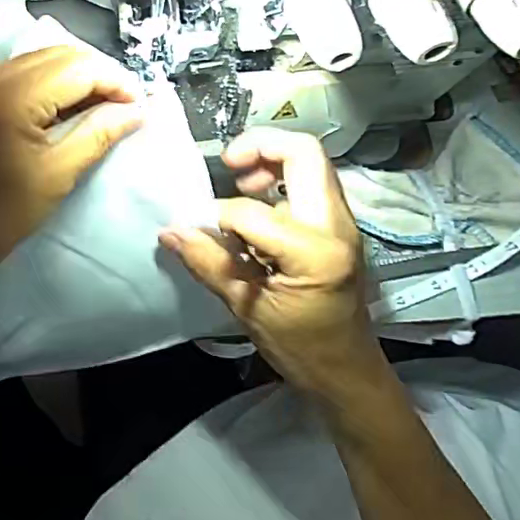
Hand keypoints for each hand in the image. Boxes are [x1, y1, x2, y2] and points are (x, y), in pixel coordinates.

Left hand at [0, 46, 143, 345]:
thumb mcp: (58, 175)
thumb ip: (100, 133)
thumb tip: (136, 111)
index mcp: (11, 95)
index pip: (80, 66)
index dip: (116, 81)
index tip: (139, 107)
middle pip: (61, 54)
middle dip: (99, 76)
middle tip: (125, 109)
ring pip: (42, 59)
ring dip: (76, 79)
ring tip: (101, 111)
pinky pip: (21, 73)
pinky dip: (50, 85)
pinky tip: (66, 111)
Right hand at [159, 128, 386, 403]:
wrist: (348, 372)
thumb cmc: (301, 348)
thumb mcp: (247, 309)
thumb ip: (208, 263)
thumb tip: (171, 230)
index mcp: (314, 251)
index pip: (251, 210)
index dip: (217, 216)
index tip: (199, 230)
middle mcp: (336, 225)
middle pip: (303, 152)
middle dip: (258, 147)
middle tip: (227, 164)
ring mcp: (342, 221)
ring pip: (310, 162)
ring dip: (271, 160)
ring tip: (240, 183)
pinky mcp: (338, 225)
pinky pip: (309, 182)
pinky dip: (279, 179)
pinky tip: (256, 207)